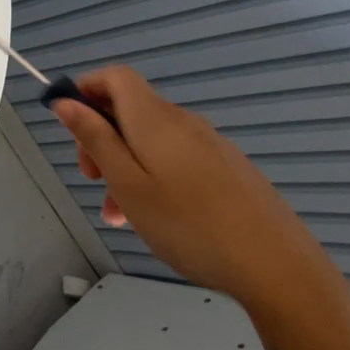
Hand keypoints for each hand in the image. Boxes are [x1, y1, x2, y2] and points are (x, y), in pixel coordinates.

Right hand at [52, 67, 325, 301]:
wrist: (283, 272)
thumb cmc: (191, 225)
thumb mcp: (127, 183)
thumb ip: (95, 138)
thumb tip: (66, 102)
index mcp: (154, 118)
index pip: (115, 76)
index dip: (86, 88)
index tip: (70, 123)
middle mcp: (185, 122)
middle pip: (131, 110)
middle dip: (102, 137)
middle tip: (93, 180)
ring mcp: (214, 147)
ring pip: (154, 141)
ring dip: (128, 165)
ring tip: (122, 214)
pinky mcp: (234, 173)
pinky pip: (181, 159)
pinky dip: (158, 176)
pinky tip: (162, 218)